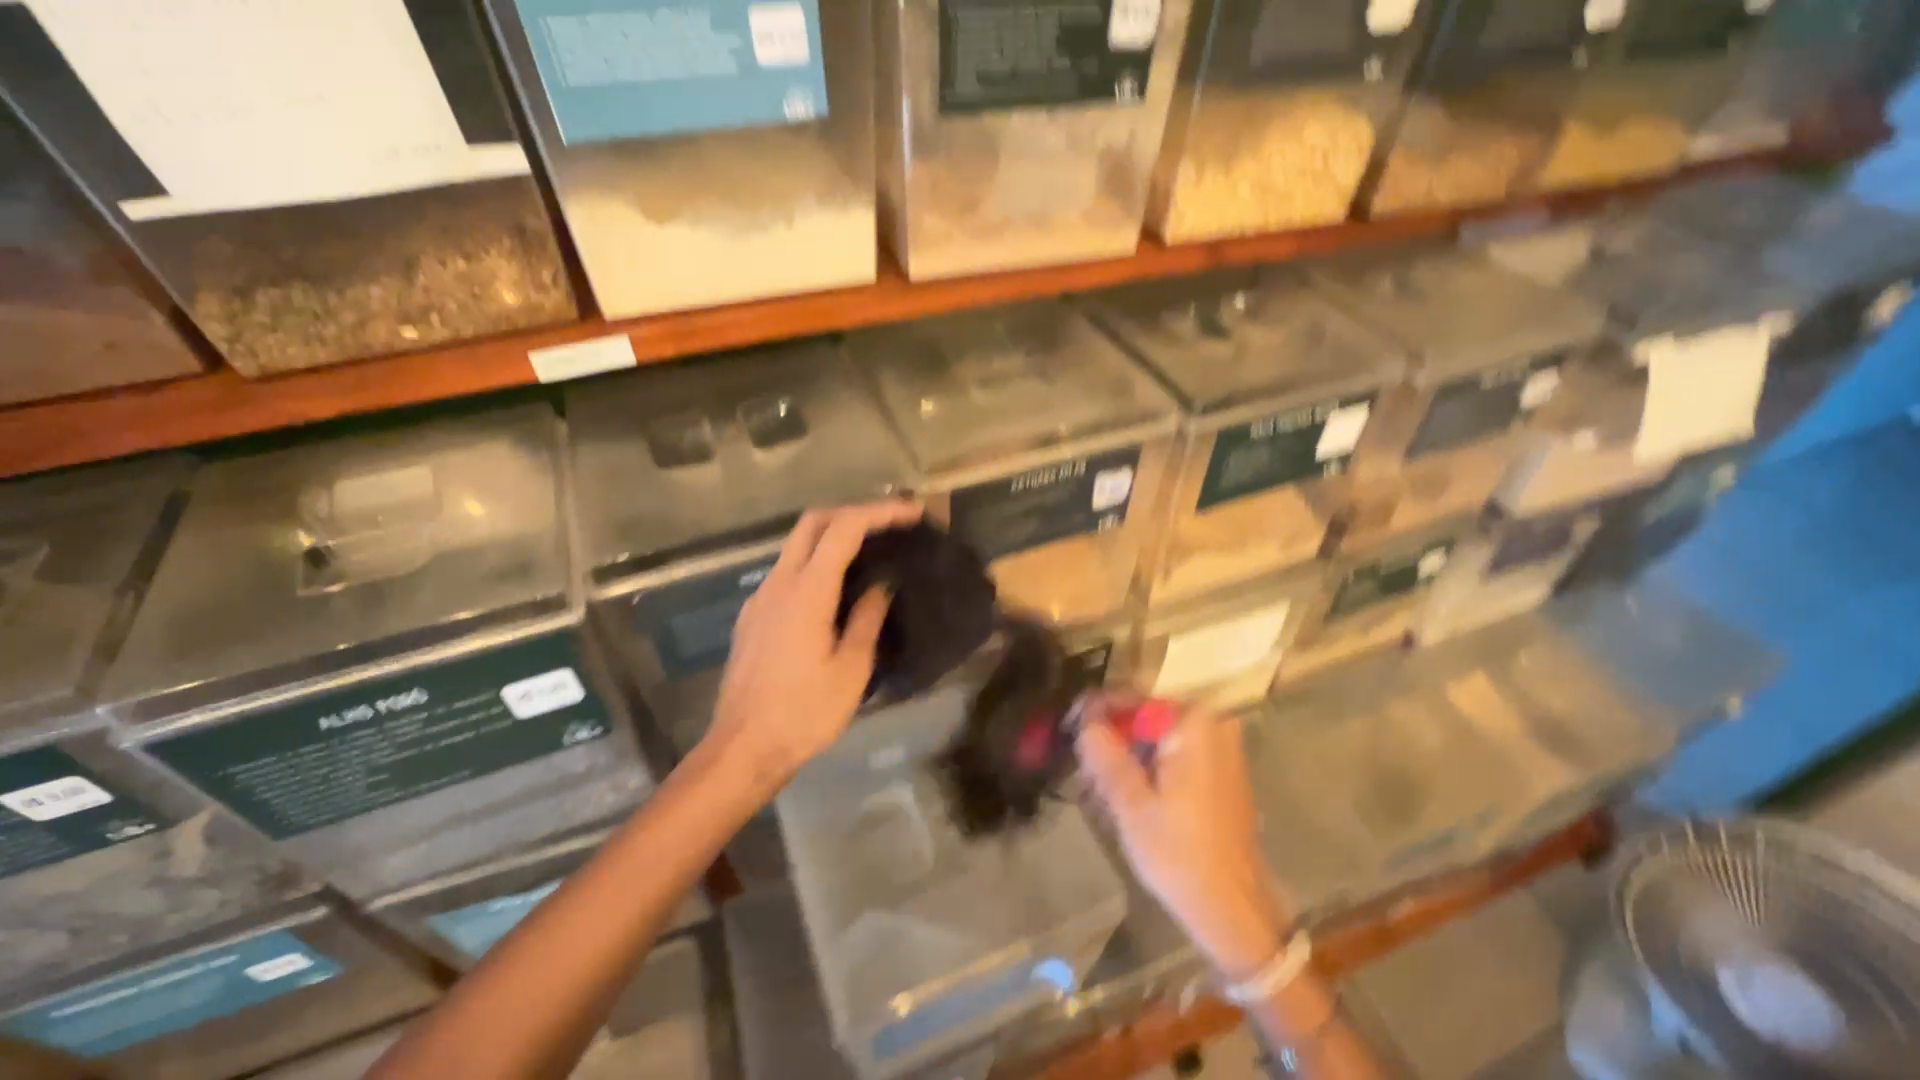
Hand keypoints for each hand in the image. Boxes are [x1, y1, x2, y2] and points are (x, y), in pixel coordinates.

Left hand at [705, 500, 921, 789]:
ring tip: (870, 552)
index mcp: (806, 591)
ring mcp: (760, 598)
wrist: (743, 747)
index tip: (911, 513)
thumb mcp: (851, 669)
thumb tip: (881, 585)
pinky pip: (786, 573)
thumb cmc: (804, 713)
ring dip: (832, 537)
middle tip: (889, 524)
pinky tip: (836, 588)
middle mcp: (778, 583)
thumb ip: (866, 618)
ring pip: (795, 546)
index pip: (844, 528)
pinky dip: (815, 563)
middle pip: (812, 523)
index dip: (880, 513)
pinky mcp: (753, 617)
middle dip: (852, 512)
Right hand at [1076, 698, 1291, 981]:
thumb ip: (1104, 754)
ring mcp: (1223, 751)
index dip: (1096, 712)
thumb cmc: (1179, 853)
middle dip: (1112, 740)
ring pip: (1160, 741)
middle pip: (1147, 720)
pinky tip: (1129, 799)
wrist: (1232, 907)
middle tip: (1083, 770)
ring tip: (1099, 789)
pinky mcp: (1223, 777)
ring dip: (1129, 759)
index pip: (1133, 700)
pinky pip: (1177, 759)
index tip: (1067, 726)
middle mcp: (1215, 726)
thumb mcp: (1130, 803)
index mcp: (1194, 723)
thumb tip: (1085, 719)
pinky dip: (1151, 772)